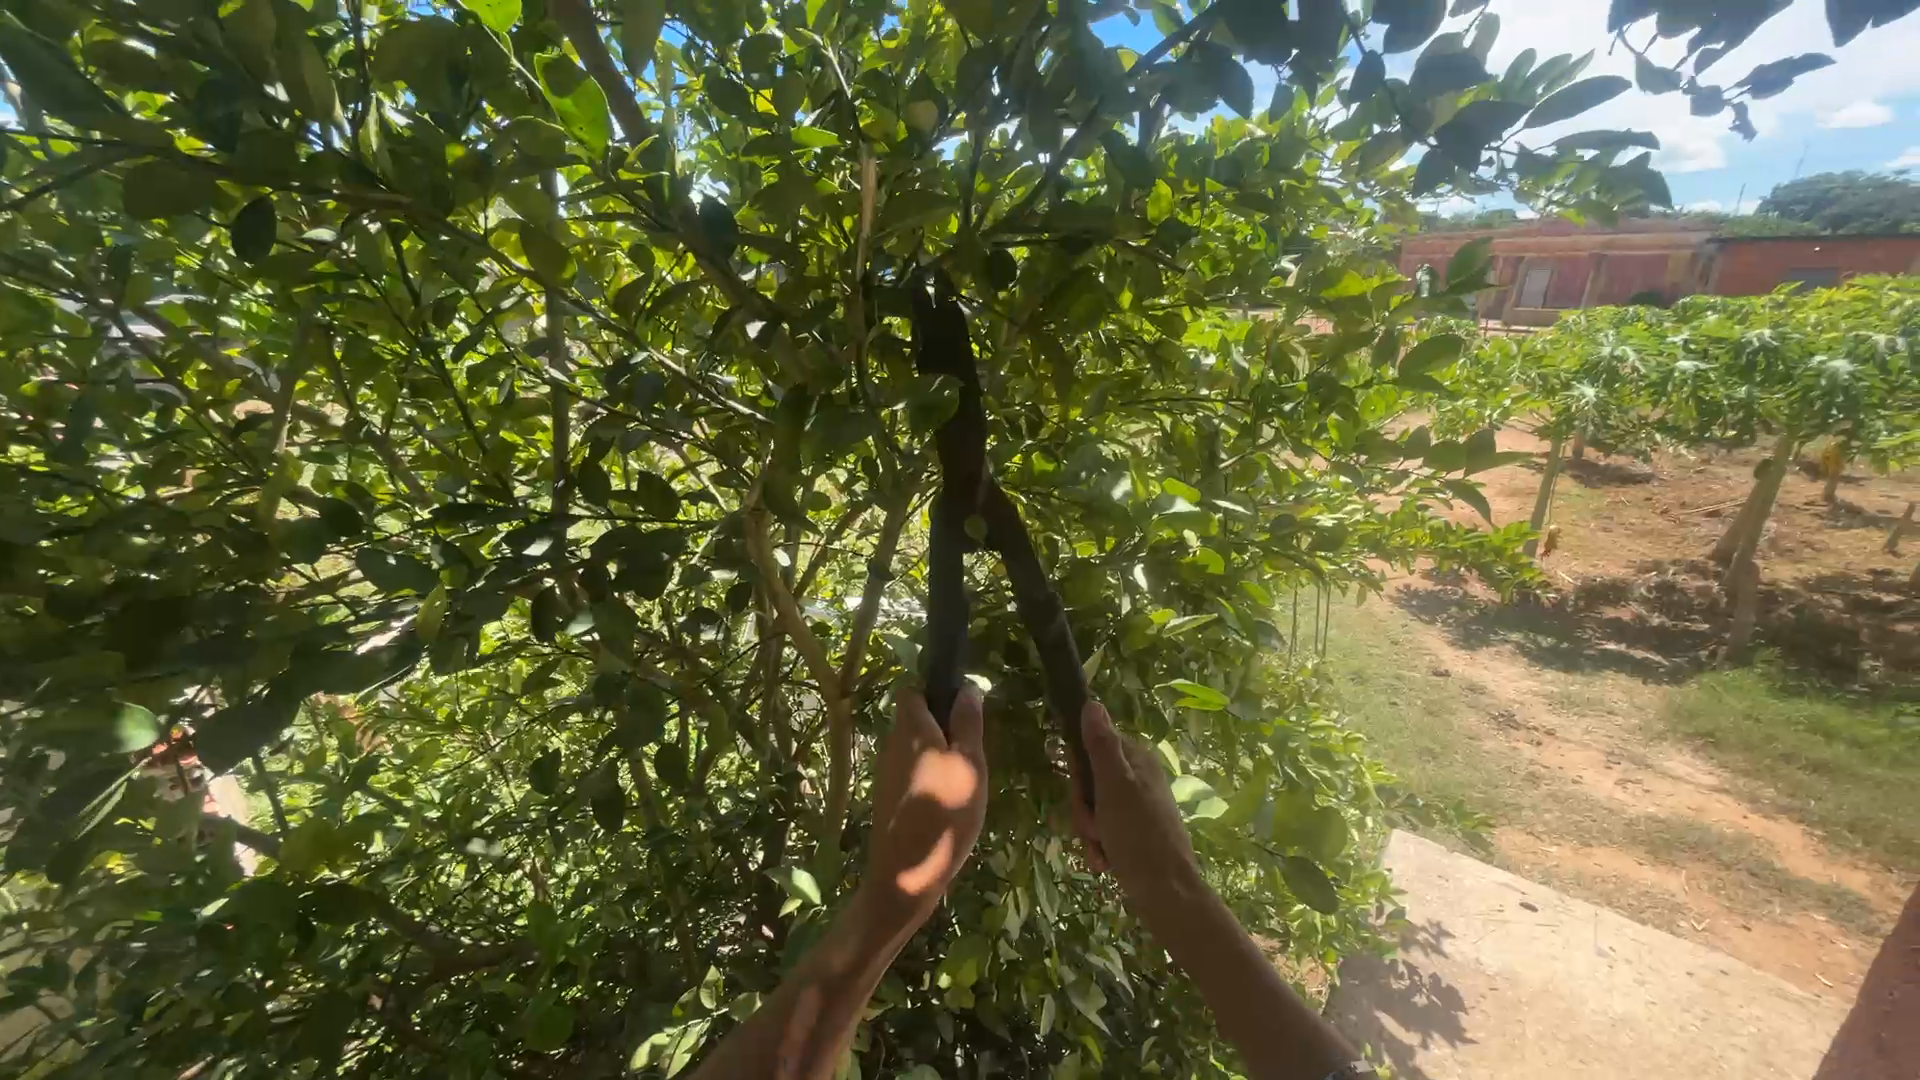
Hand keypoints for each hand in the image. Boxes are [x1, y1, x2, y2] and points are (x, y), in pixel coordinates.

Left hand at [863, 686, 988, 929]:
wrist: (907, 874)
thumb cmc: (945, 813)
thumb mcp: (969, 764)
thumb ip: (968, 724)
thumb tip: (968, 687)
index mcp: (911, 729)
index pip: (912, 691)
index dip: (934, 692)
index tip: (960, 708)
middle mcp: (892, 744)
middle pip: (913, 720)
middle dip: (940, 727)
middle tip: (971, 750)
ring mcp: (886, 773)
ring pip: (912, 749)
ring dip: (936, 755)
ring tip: (964, 779)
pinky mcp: (887, 799)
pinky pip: (910, 774)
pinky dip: (928, 778)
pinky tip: (947, 803)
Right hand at [1069, 701, 1202, 913]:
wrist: (1167, 892)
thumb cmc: (1139, 835)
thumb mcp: (1114, 785)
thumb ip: (1101, 745)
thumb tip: (1092, 703)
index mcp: (1136, 759)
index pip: (1091, 747)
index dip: (1079, 772)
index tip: (1081, 792)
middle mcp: (1137, 777)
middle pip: (1089, 780)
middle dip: (1084, 808)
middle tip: (1094, 827)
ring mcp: (1136, 804)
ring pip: (1093, 807)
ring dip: (1089, 830)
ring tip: (1101, 848)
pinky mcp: (1135, 830)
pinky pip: (1104, 828)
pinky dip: (1100, 845)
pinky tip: (1105, 861)